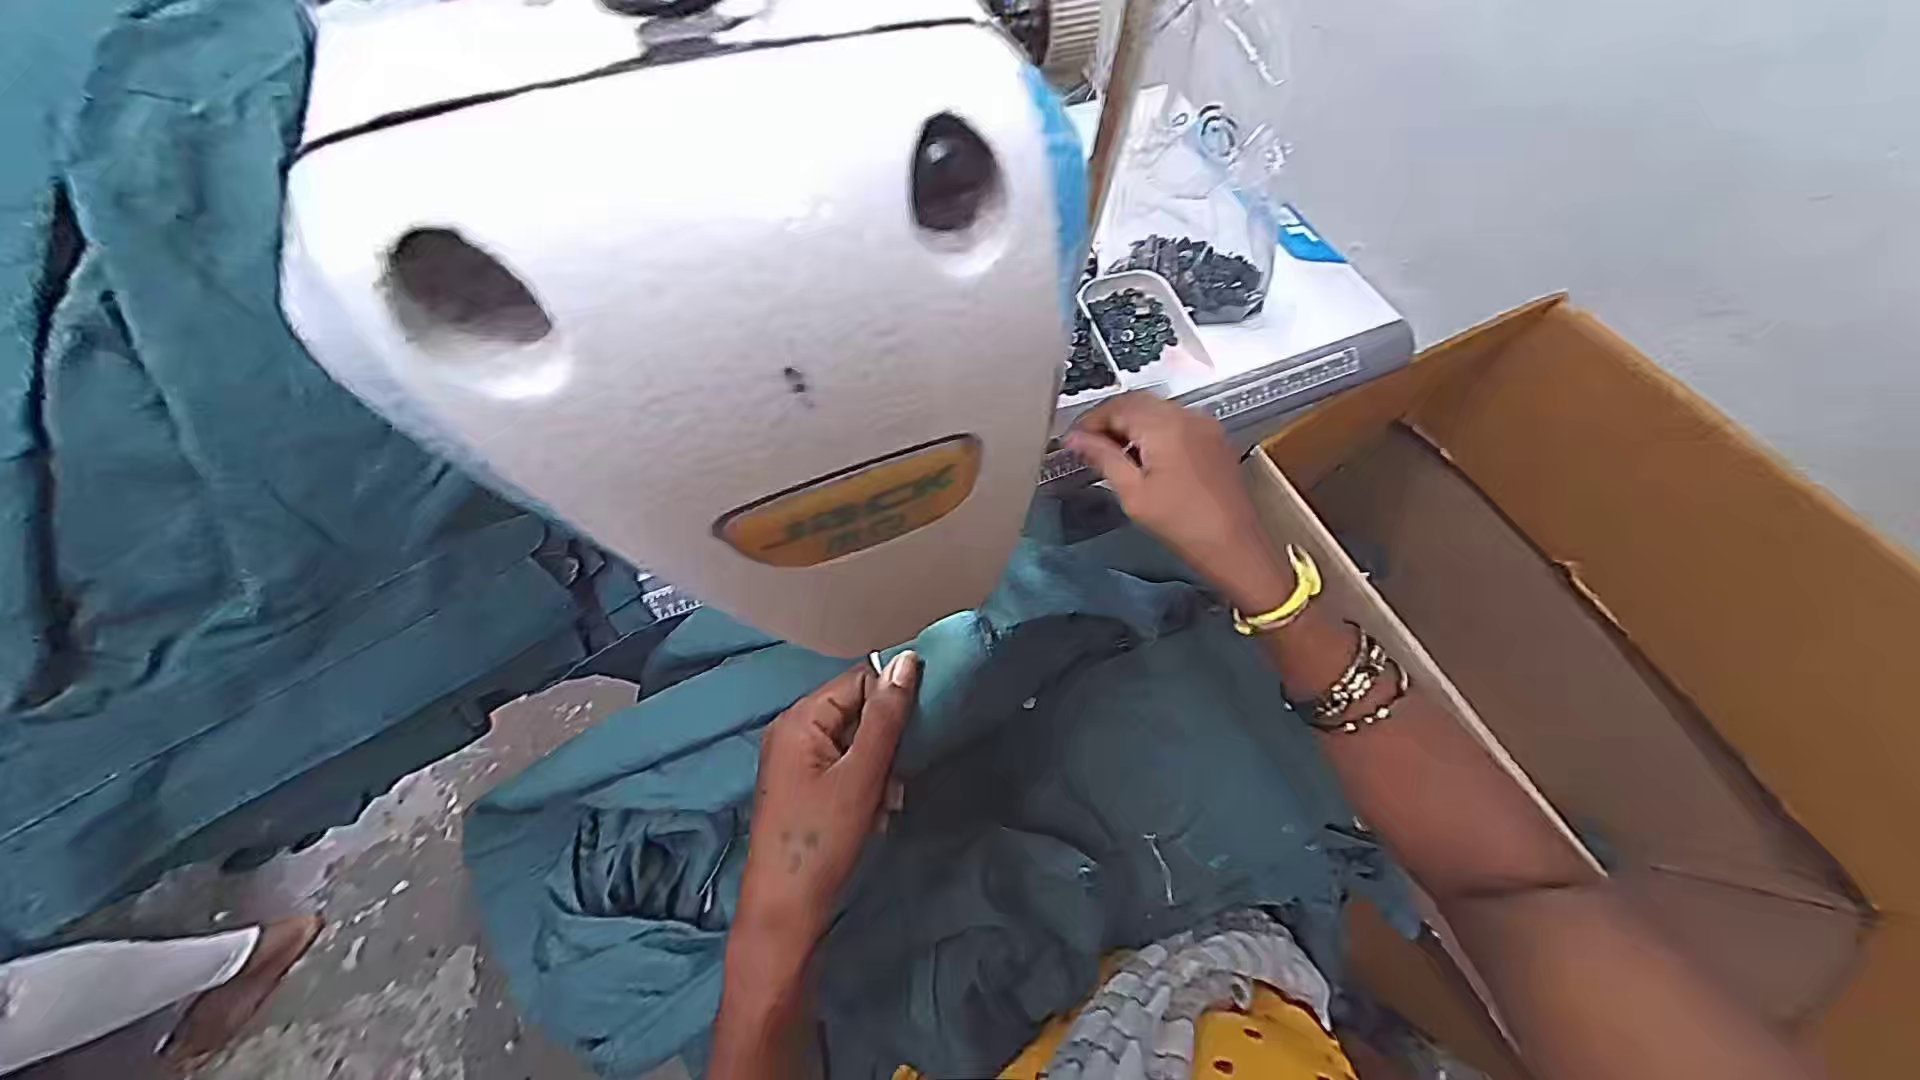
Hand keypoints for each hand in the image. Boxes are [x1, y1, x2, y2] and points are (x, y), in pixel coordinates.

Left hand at [734, 651, 920, 957]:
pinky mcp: (804, 782)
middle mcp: (794, 728)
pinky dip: (866, 781)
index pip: (859, 680)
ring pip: (857, 739)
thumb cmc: (822, 840)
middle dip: (886, 741)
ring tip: (884, 801)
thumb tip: (907, 660)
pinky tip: (874, 811)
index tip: (917, 727)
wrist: (784, 914)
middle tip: (896, 776)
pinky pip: (846, 763)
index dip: (892, 698)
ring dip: (880, 765)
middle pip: (858, 709)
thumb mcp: (862, 774)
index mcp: (800, 718)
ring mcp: (797, 757)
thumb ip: (886, 716)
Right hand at [1066, 392, 1294, 611]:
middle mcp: (1186, 415)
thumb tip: (1073, 439)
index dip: (1089, 420)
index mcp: (1165, 425)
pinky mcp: (1213, 437)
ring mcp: (1203, 424)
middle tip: (1086, 446)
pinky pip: (1174, 421)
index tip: (1071, 441)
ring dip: (1129, 423)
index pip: (1117, 406)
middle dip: (1108, 419)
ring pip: (1156, 409)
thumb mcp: (1133, 492)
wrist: (1234, 545)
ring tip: (1110, 453)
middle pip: (1137, 402)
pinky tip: (1141, 456)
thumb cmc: (1179, 523)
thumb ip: (1102, 457)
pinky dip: (1151, 430)